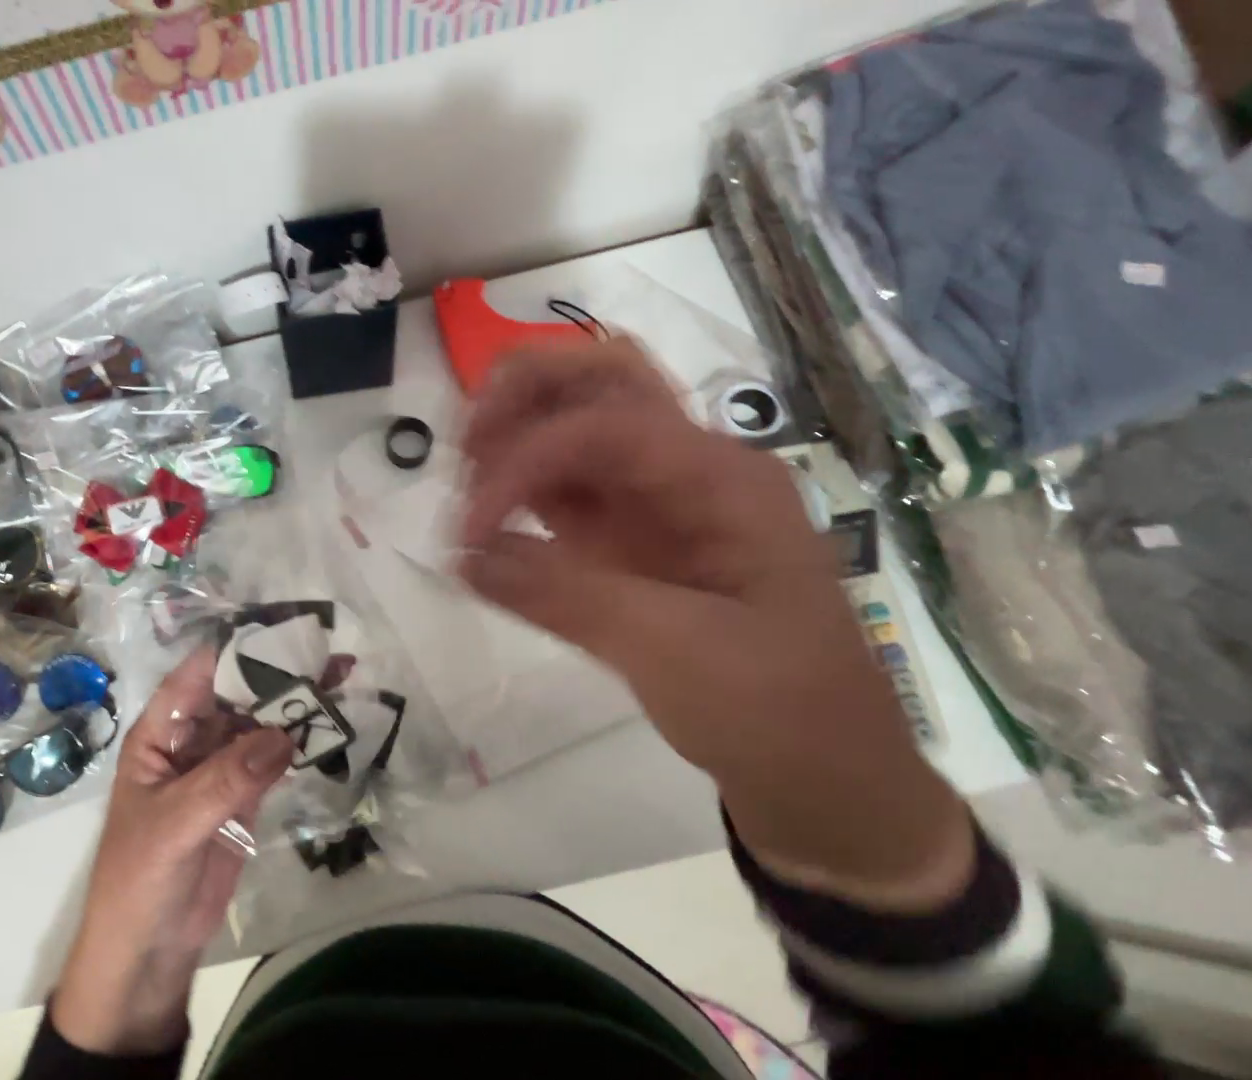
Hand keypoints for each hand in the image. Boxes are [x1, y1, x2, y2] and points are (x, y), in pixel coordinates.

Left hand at [51, 650, 292, 1055]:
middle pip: (235, 696)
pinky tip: (330, 724)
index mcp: (158, 736)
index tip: (281, 626)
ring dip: (294, 704)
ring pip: (259, 725)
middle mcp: (189, 744)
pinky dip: (299, 743)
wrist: (146, 950)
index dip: (234, 649)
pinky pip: (272, 761)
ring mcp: (218, 771)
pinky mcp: (242, 800)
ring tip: (340, 676)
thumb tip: (285, 735)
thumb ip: (226, 780)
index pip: (196, 678)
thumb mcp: (175, 825)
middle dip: (276, 672)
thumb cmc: (139, 879)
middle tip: (326, 649)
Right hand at [459, 341, 973, 909]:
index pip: (605, 428)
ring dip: (516, 439)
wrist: (824, 778)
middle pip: (602, 384)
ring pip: (577, 430)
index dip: (524, 461)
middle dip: (525, 395)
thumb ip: (567, 597)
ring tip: (463, 486)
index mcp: (720, 479)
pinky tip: (483, 528)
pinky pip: (567, 497)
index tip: (467, 532)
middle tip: (463, 447)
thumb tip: (463, 559)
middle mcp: (687, 473)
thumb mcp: (676, 652)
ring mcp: (657, 508)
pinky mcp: (630, 547)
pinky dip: (520, 498)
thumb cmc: (775, 709)